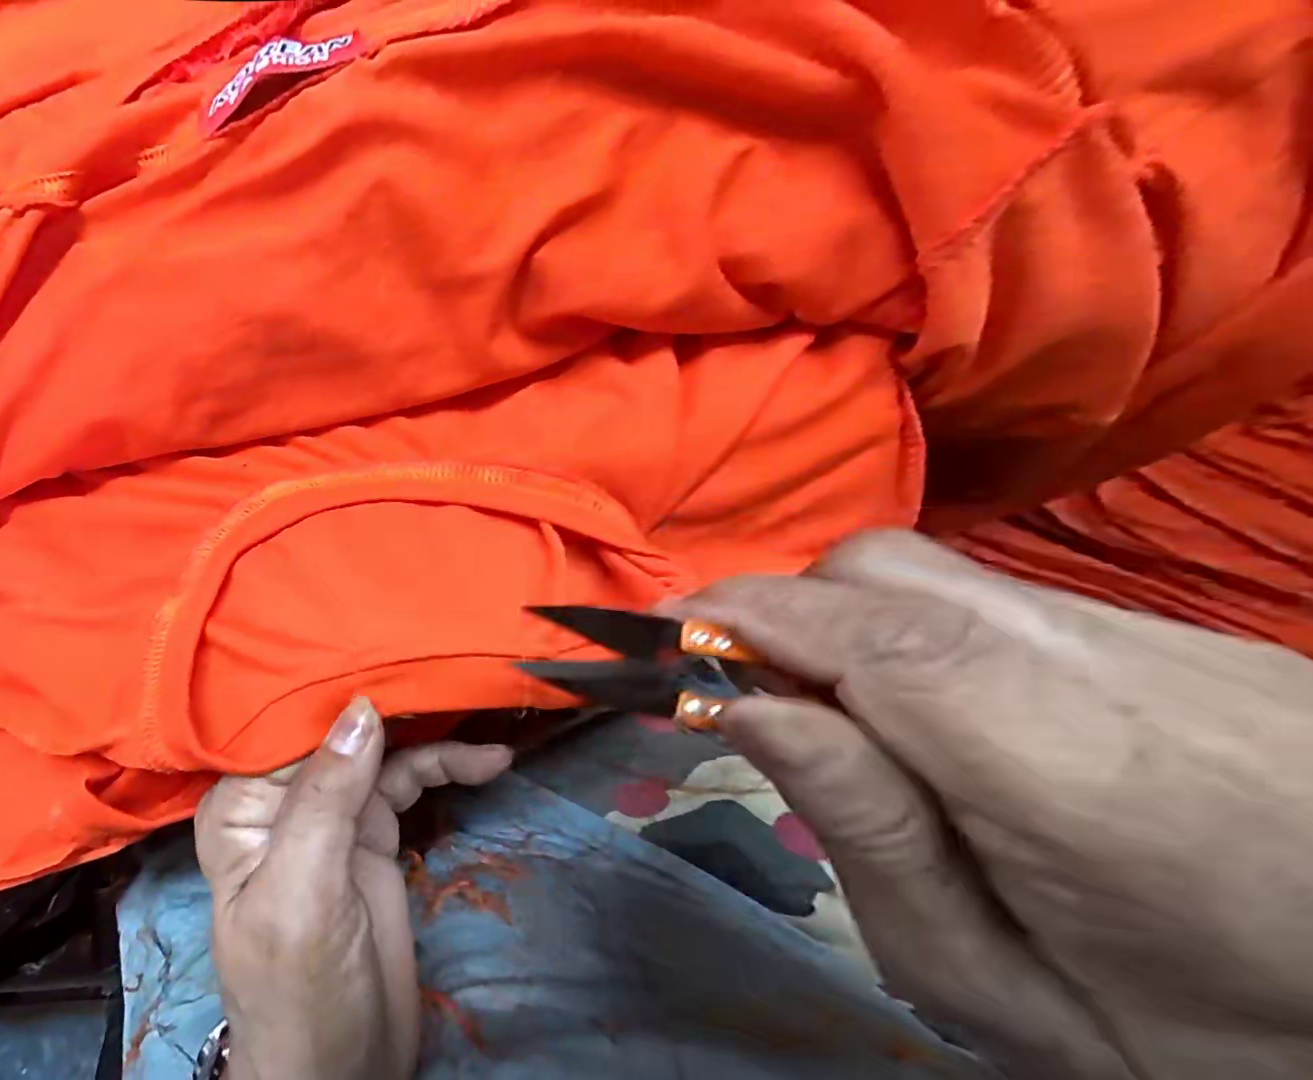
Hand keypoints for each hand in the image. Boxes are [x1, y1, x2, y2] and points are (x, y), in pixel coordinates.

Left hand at [194, 698, 512, 1079]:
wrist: (344, 1071)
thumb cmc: (297, 989)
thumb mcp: (302, 895)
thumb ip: (326, 800)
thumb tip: (361, 709)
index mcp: (244, 802)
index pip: (286, 725)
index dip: (333, 689)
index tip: (387, 650)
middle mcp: (284, 794)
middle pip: (338, 728)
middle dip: (389, 699)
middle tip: (444, 668)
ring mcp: (333, 808)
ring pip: (381, 748)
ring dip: (432, 734)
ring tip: (484, 725)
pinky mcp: (373, 827)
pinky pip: (411, 779)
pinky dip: (448, 767)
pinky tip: (489, 762)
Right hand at [678, 531, 1312, 1079]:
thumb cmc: (1182, 1043)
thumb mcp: (990, 986)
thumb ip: (864, 831)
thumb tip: (745, 704)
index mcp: (1093, 784)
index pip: (885, 642)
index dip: (750, 615)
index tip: (658, 630)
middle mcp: (1132, 674)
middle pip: (888, 573)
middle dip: (778, 611)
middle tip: (733, 681)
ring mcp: (1170, 642)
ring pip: (930, 572)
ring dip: (833, 618)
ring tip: (823, 699)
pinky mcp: (1180, 638)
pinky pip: (984, 593)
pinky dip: (903, 626)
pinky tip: (921, 705)